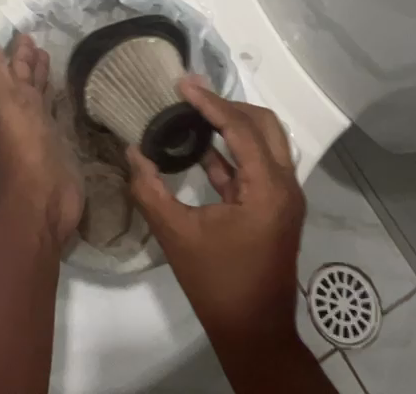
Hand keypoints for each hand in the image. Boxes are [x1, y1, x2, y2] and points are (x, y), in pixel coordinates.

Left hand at [0, 30, 82, 250]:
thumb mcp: (4, 101)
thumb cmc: (23, 147)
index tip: (24, 30)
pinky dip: (59, 100)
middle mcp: (23, 111)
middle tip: (38, 40)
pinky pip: (57, 113)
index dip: (16, 50)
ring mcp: (42, 128)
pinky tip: (67, 94)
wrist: (42, 199)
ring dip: (43, 77)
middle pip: (25, 80)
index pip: (11, 67)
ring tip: (51, 57)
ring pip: (39, 94)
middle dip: (29, 60)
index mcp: (8, 99)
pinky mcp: (60, 143)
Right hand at [127, 77, 304, 350]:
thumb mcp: (177, 234)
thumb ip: (150, 189)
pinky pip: (257, 166)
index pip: (240, 128)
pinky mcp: (274, 208)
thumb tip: (131, 152)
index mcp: (267, 189)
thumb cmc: (217, 283)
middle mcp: (284, 186)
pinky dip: (232, 151)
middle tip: (191, 94)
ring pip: (265, 143)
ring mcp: (283, 198)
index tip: (182, 84)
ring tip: (194, 112)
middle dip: (228, 106)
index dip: (210, 103)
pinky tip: (200, 148)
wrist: (253, 332)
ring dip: (232, 125)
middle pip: (264, 125)